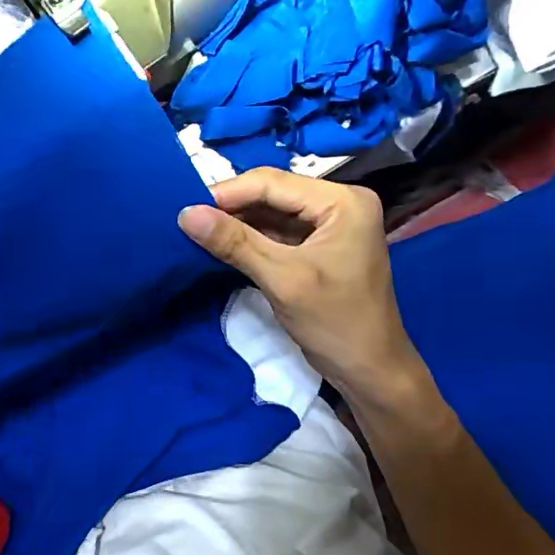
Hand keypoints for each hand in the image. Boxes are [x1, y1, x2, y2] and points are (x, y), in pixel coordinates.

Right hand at [178, 169, 424, 400]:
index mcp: (343, 201)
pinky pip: (279, 232)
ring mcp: (331, 225)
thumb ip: (235, 243)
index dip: (228, 192)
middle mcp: (340, 203)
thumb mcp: (282, 279)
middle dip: (231, 206)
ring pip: (273, 213)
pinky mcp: (320, 246)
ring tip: (198, 229)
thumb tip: (185, 213)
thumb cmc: (334, 322)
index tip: (185, 206)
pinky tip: (222, 243)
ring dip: (238, 222)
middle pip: (273, 194)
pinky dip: (251, 238)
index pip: (273, 183)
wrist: (369, 370)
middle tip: (188, 218)